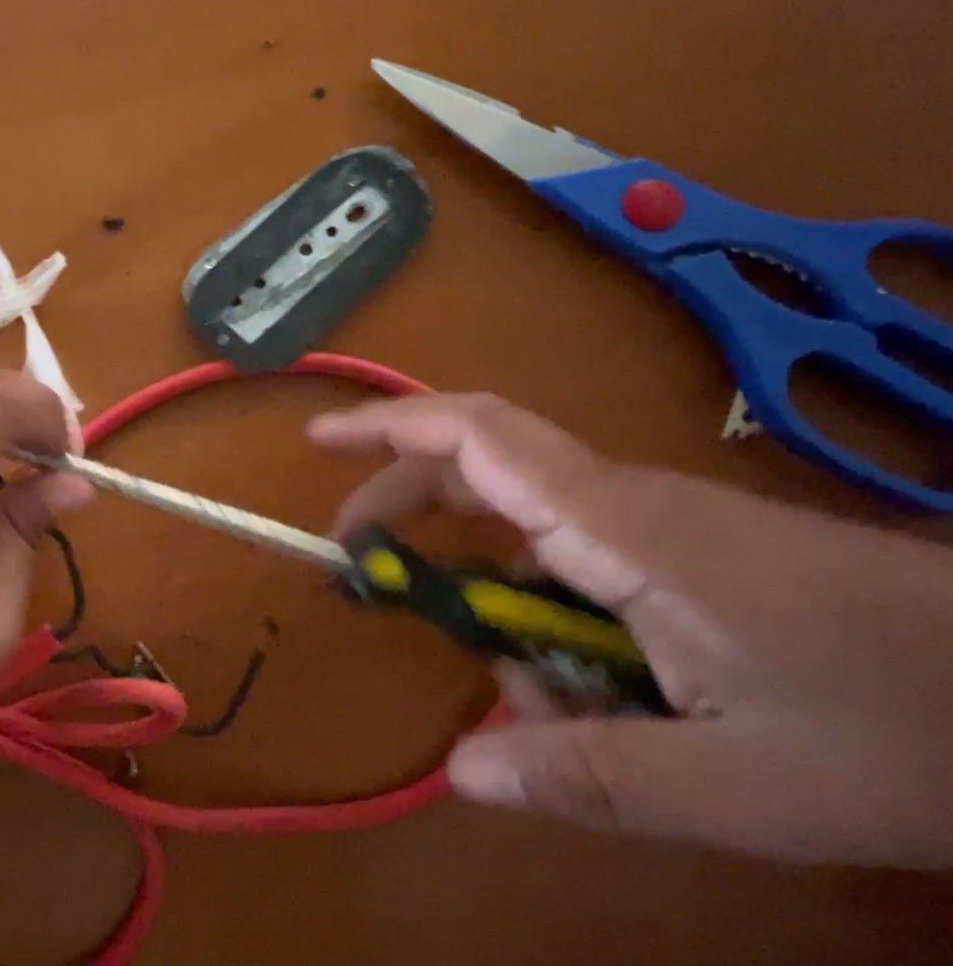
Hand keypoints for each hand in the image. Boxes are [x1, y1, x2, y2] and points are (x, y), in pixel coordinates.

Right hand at [308, 393, 952, 867]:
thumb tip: (461, 771)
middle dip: (406, 512)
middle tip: (366, 575)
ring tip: (541, 706)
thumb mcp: (744, 782)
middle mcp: (626, 508)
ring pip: (528, 534)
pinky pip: (577, 566)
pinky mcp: (684, 555)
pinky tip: (594, 698)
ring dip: (497, 605)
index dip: (388, 429)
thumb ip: (593, 776)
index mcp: (622, 530)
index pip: (479, 441)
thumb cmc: (908, 726)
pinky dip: (548, 622)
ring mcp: (657, 527)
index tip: (317, 440)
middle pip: (479, 469)